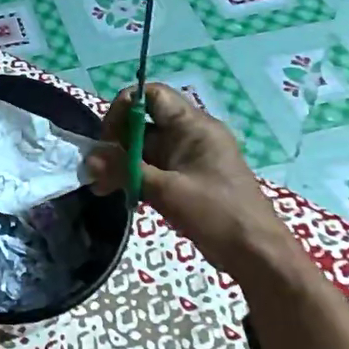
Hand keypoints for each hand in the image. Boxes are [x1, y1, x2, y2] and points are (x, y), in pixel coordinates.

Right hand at [83, 84, 298, 278]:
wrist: (257, 254)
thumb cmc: (217, 214)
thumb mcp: (167, 191)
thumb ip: (126, 171)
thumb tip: (90, 159)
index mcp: (194, 125)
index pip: (152, 95)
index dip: (125, 107)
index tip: (107, 138)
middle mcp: (192, 134)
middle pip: (146, 122)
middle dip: (118, 141)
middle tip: (97, 169)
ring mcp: (191, 157)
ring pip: (148, 148)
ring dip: (124, 162)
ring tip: (103, 187)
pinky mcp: (189, 179)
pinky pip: (156, 167)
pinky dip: (137, 176)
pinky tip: (122, 196)